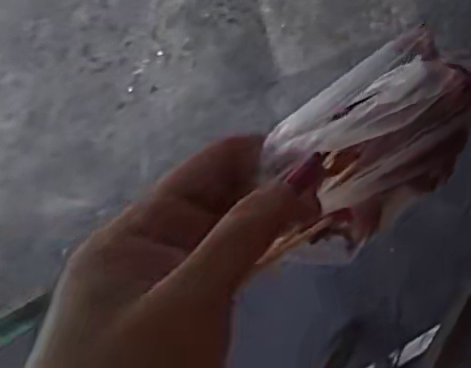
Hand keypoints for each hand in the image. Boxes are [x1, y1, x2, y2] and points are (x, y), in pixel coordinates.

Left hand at [28, 136, 320, 367]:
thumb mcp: (192, 301)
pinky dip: (264, 249)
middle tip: (336, 191)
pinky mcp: (179, 313)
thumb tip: (308, 167)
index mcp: (134, 231)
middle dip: (279, 187)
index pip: (213, 163)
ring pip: (232, 227)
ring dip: (277, 218)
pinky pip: (230, 261)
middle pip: (225, 192)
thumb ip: (248, 229)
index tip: (322, 164)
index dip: (269, 155)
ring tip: (329, 214)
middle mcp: (147, 246)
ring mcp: (162, 282)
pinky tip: (297, 247)